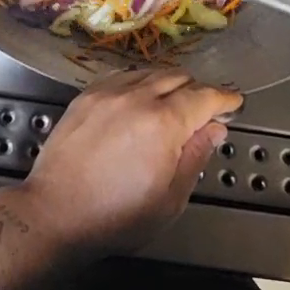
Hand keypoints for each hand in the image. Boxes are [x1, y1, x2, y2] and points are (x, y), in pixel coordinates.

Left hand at [16, 70, 240, 253]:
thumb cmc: (116, 216)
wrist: (55, 212)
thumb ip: (195, 157)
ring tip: (175, 102)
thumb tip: (214, 128)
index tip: (234, 102)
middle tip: (205, 109)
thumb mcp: (170, 199)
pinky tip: (141, 96)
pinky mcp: (86, 96)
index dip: (223, 99)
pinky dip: (140, 82)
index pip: (203, 97)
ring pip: (149, 73)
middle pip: (177, 78)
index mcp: (163, 122)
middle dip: (197, 90)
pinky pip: (122, 76)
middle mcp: (136, 97)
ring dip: (169, 83)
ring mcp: (107, 93)